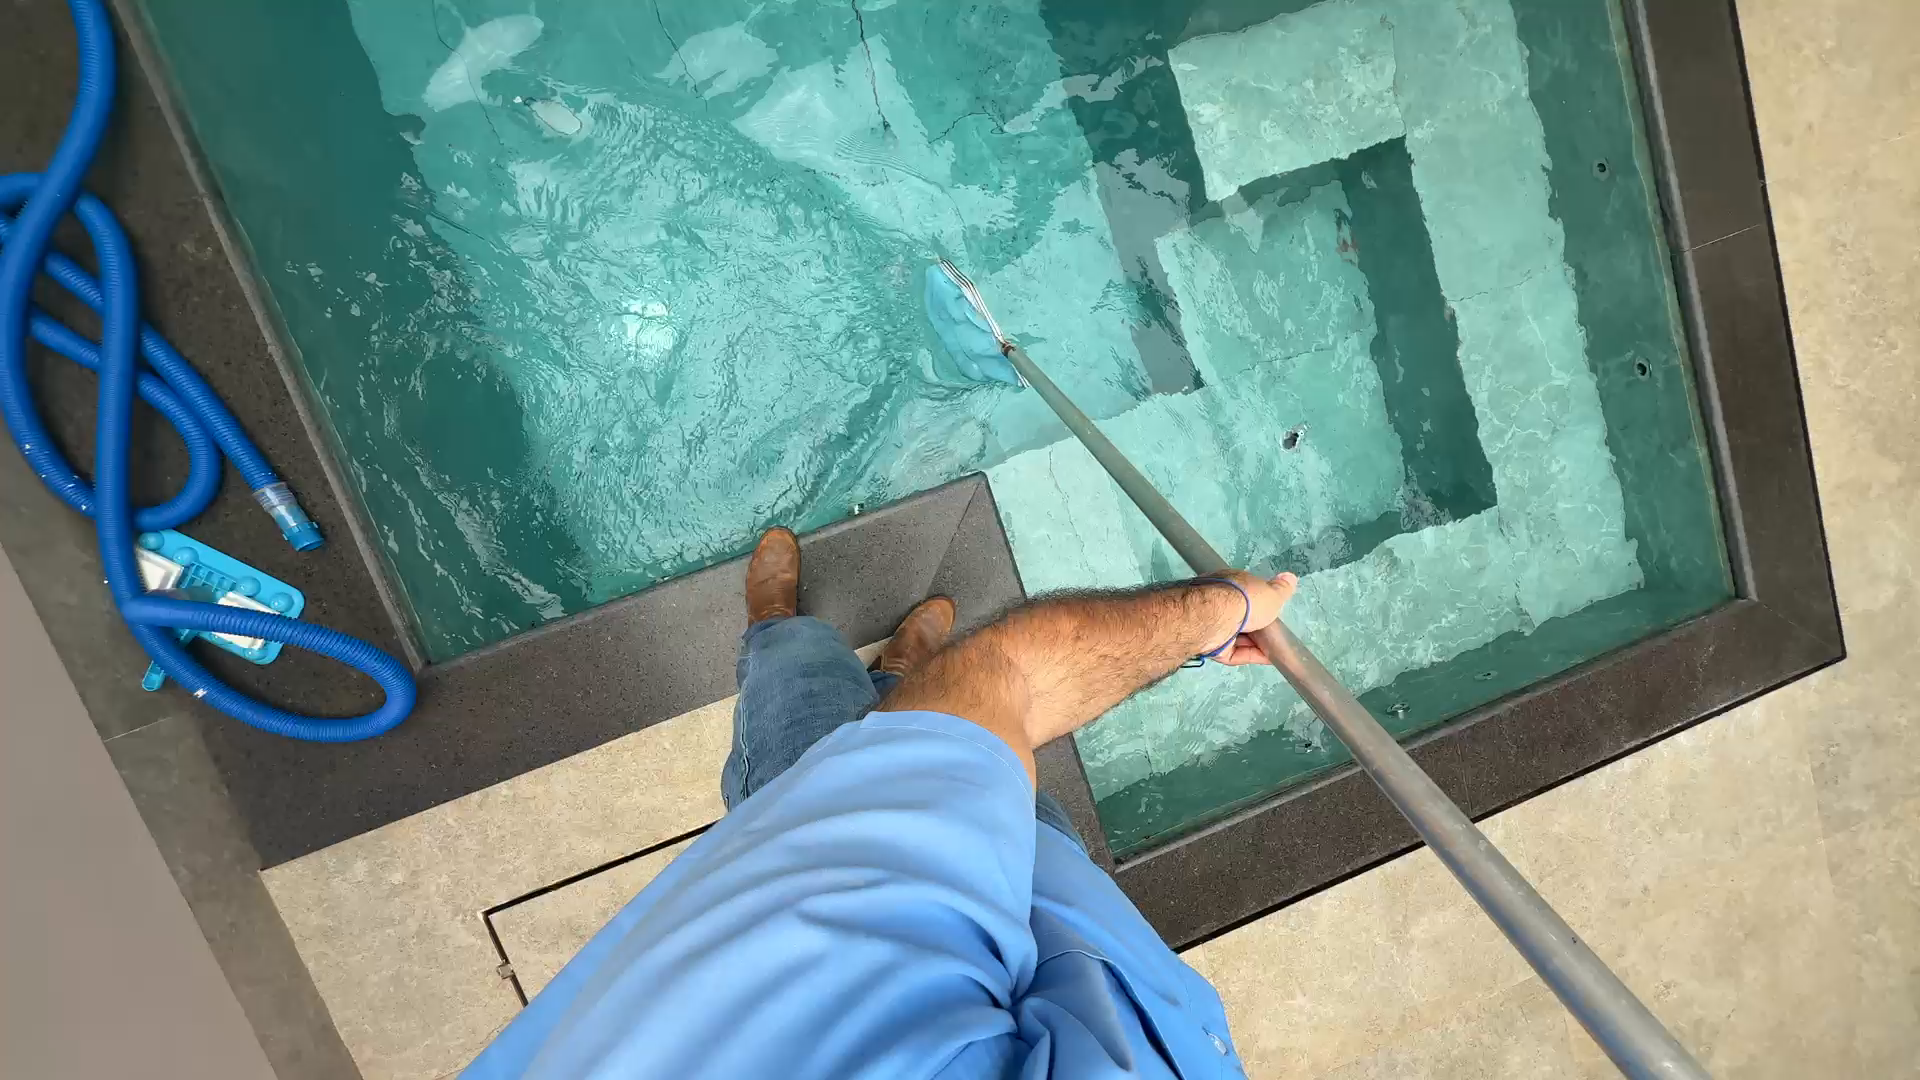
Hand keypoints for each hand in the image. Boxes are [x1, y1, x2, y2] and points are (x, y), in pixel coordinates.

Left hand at [1207, 570, 1297, 666]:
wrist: (1217, 617)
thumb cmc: (1244, 600)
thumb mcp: (1271, 592)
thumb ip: (1281, 589)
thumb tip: (1290, 577)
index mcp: (1230, 583)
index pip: (1246, 593)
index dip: (1261, 603)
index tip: (1274, 612)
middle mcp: (1218, 602)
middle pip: (1241, 616)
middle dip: (1258, 626)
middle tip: (1275, 632)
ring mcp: (1213, 624)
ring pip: (1237, 636)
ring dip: (1256, 643)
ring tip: (1275, 648)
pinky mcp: (1212, 645)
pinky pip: (1233, 652)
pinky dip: (1250, 655)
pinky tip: (1267, 658)